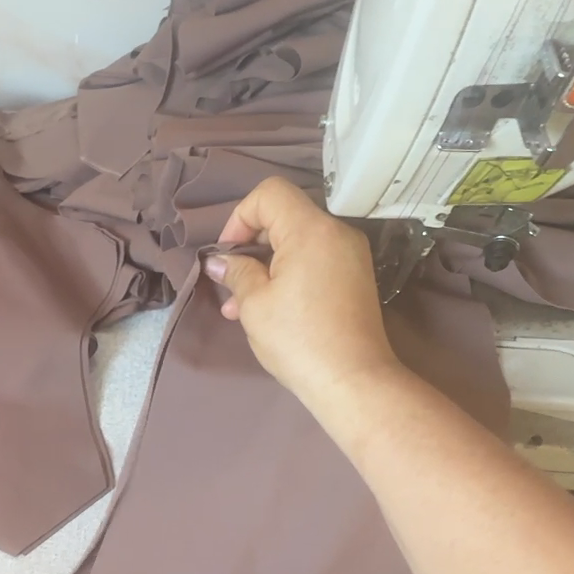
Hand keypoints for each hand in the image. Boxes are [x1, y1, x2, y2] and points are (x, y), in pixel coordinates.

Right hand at [206, 177, 406, 410]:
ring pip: (297, 242)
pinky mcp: (354, 277)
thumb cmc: (297, 339)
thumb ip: (237, 273)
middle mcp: (336, 232)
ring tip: (239, 305)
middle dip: (250, 243)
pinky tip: (268, 308)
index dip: (240, 216)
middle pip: (284, 216)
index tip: (228, 252)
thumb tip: (219, 261)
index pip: (269, 194)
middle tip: (230, 280)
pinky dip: (287, 274)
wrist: (351, 379)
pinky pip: (313, 261)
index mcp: (311, 230)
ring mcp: (349, 255)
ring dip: (265, 264)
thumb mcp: (254, 305)